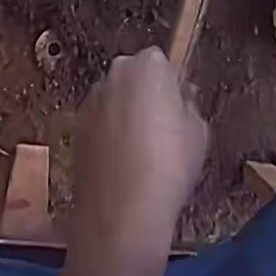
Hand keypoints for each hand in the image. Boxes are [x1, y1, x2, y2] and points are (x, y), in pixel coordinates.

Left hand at [72, 47, 207, 252]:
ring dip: (126, 112)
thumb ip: (189, 105)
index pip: (164, 63)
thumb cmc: (169, 166)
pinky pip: (100, 119)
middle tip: (163, 131)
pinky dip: (109, 132)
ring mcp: (93, 96)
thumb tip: (180, 99)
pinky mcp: (77, 122)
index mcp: (149, 64)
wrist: (120, 212)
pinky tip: (121, 163)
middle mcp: (117, 71)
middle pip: (137, 75)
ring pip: (117, 97)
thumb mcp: (198, 132)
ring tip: (140, 153)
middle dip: (147, 94)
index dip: (173, 87)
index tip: (179, 110)